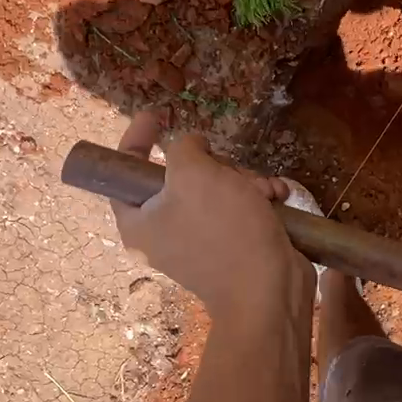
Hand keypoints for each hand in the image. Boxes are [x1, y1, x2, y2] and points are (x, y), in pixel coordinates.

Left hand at [110, 111, 314, 327]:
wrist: (268, 288)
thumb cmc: (223, 229)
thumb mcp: (194, 174)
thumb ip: (183, 148)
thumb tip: (192, 148)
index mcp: (139, 220)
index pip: (124, 169)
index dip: (137, 136)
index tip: (158, 114)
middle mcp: (165, 231)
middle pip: (182, 174)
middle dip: (216, 164)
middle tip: (231, 170)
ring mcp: (200, 240)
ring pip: (218, 187)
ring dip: (245, 179)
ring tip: (264, 190)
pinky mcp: (232, 245)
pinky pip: (240, 207)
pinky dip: (259, 197)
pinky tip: (277, 198)